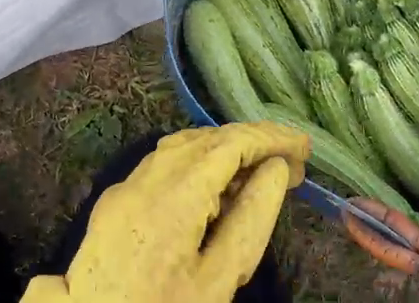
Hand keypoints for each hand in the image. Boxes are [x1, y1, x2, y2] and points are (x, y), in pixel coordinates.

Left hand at [20, 122, 308, 302]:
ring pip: (182, 146)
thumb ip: (250, 219)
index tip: (305, 149)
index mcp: (176, 194)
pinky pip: (162, 165)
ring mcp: (124, 188)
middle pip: (207, 138)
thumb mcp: (218, 279)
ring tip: (258, 171)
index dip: (272, 138)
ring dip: (224, 149)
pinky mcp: (113, 204)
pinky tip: (214, 187)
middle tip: (291, 164)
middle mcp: (147, 178)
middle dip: (252, 142)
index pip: (232, 142)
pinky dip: (197, 162)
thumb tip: (276, 168)